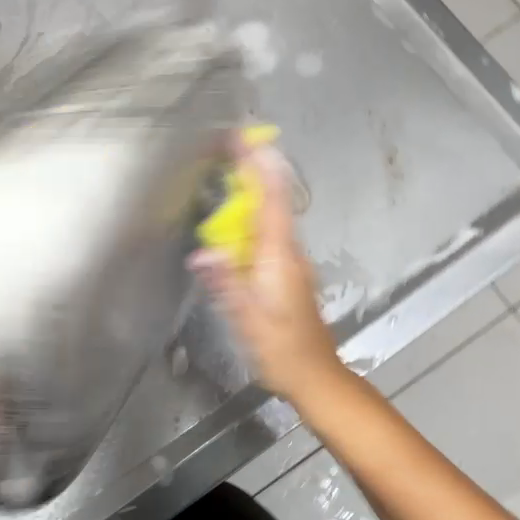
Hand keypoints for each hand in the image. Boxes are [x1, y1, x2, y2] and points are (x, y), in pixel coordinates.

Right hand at [191, 136, 342, 403]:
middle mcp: (288, 253)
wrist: (317, 379)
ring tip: (229, 166)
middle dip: (252, 169)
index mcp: (279, 258)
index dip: (259, 168)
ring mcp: (290, 262)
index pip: (270, 202)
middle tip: (229, 143)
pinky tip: (234, 216)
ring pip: (270, 215)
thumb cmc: (283, 352)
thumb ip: (227, 285)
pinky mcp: (286, 272)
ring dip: (252, 188)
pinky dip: (252, 212)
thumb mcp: (249, 321)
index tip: (244, 140)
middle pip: (271, 201)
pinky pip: (268, 231)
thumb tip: (203, 254)